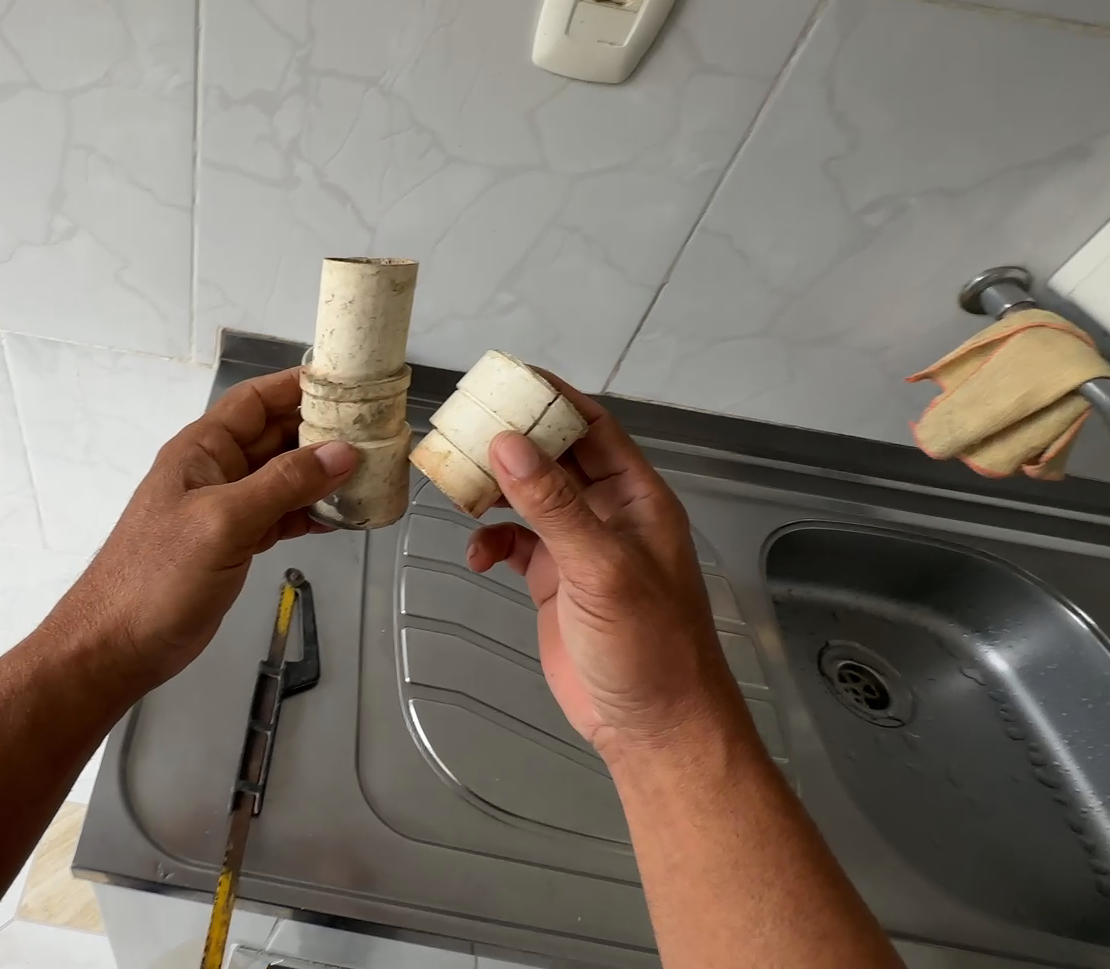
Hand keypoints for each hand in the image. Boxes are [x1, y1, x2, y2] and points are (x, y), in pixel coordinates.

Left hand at [53, 368, 355, 685]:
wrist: (119, 643)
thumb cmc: (161, 574)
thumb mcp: (224, 521)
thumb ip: (283, 484)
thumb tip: (342, 451)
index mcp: (203, 449)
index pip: (255, 401)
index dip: (296, 387)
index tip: (347, 385)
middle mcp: (216, 471)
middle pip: (275, 437)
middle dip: (320, 432)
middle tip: (374, 433)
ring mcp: (226, 508)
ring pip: (281, 478)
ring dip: (320, 476)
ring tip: (368, 475)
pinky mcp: (235, 542)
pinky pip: (279, 515)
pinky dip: (308, 514)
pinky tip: (339, 518)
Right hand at [464, 373, 743, 756]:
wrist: (650, 728)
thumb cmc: (646, 645)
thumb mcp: (601, 568)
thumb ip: (553, 504)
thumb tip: (506, 443)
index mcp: (635, 497)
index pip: (593, 428)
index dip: (554, 399)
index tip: (507, 381)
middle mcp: (606, 513)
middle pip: (554, 458)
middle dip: (513, 443)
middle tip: (463, 429)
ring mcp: (578, 547)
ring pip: (528, 498)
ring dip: (495, 491)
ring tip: (458, 487)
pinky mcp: (553, 580)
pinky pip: (515, 543)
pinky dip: (492, 542)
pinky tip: (478, 555)